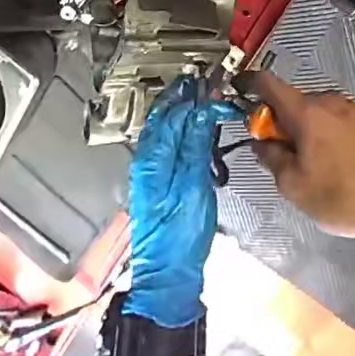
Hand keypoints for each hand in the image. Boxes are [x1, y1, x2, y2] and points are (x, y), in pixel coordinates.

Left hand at [123, 75, 241, 327]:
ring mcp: (150, 172)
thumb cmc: (181, 234)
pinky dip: (179, 130)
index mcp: (153, 159)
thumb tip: (199, 111)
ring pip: (162, 130)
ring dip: (179, 111)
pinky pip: (166, 145)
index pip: (172, 115)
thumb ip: (195, 145)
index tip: (209, 84)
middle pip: (161, 118)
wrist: (169, 274)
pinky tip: (191, 129)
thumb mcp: (193, 184)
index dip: (191, 97)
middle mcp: (146, 161)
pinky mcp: (157, 183)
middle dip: (180, 97)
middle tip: (200, 81)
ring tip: (197, 98)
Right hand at [245, 72, 354, 239]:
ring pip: (308, 111)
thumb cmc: (341, 196)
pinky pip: (326, 118)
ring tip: (303, 165)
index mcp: (307, 111)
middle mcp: (327, 101)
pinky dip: (315, 132)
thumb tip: (261, 142)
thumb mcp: (293, 184)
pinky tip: (323, 162)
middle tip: (275, 154)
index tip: (237, 96)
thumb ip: (270, 156)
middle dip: (275, 122)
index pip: (268, 83)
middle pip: (288, 100)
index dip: (248, 85)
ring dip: (297, 129)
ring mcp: (347, 109)